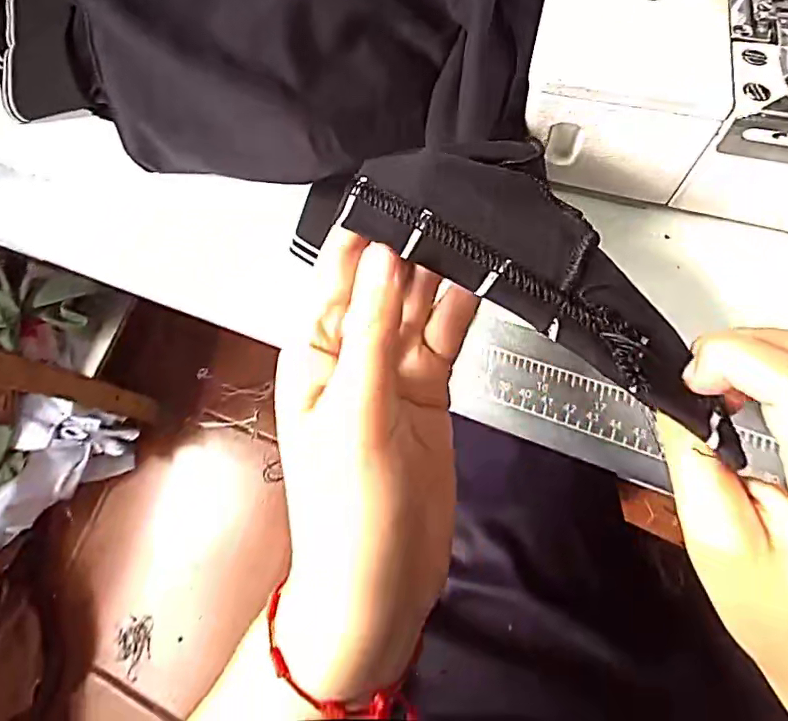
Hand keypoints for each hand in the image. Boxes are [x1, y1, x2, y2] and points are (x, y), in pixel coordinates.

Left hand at [270, 228, 479, 701]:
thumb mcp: (355, 410)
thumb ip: (371, 331)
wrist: (382, 586)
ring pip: (415, 307)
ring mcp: (392, 372)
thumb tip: (379, 261)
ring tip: (459, 237)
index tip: (386, 200)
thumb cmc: (344, 515)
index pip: (335, 280)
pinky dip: (457, 311)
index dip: (359, 240)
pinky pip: (443, 337)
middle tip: (437, 214)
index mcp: (315, 356)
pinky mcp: (427, 390)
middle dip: (405, 251)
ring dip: (434, 276)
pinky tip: (472, 283)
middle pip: (380, 287)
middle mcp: (352, 356)